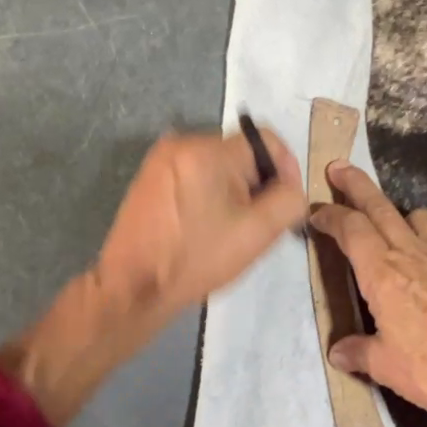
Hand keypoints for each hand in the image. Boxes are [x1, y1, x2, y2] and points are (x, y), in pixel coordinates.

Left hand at [93, 129, 305, 322]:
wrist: (133, 287)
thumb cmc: (196, 259)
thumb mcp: (256, 234)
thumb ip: (288, 201)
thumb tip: (293, 188)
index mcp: (208, 150)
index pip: (266, 140)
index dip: (286, 168)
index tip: (286, 205)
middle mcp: (182, 142)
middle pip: (241, 153)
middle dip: (258, 184)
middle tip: (261, 223)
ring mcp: (161, 159)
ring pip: (219, 166)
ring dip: (234, 191)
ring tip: (233, 229)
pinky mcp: (150, 177)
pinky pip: (195, 175)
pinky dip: (210, 195)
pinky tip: (207, 226)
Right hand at [309, 161, 426, 426]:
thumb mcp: (384, 366)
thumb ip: (358, 352)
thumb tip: (339, 352)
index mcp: (382, 273)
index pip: (349, 229)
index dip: (330, 216)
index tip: (317, 212)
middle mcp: (413, 253)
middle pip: (379, 206)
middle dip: (356, 186)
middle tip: (340, 169)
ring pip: (421, 216)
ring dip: (402, 215)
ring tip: (396, 225)